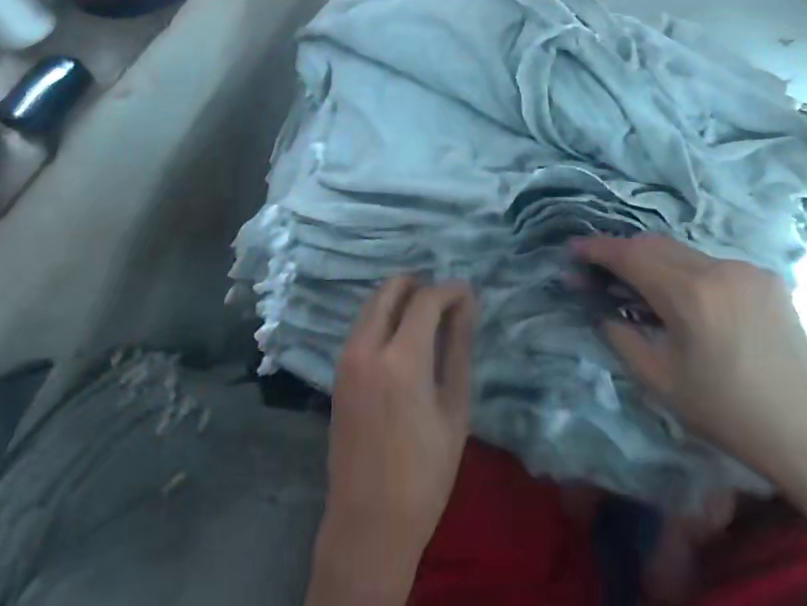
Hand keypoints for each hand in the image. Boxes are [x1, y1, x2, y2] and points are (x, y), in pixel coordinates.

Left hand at [307, 276, 475, 605]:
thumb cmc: (425, 471)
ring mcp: (345, 359)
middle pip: (389, 289)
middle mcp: (366, 348)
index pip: (426, 299)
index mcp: (401, 358)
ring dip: (399, 299)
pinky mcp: (337, 373)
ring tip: (429, 317)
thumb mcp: (454, 408)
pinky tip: (405, 338)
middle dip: (419, 284)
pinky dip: (383, 317)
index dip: (451, 289)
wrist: (369, 521)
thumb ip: (458, 348)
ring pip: (371, 304)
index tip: (469, 293)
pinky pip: (361, 326)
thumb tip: (466, 305)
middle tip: (447, 300)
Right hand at [575, 237, 806, 605]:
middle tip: (598, 270)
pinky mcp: (767, 278)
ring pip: (686, 252)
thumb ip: (622, 335)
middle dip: (624, 253)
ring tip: (639, 286)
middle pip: (657, 245)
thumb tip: (599, 307)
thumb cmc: (727, 413)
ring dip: (656, 262)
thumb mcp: (661, 380)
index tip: (573, 249)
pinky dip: (689, 272)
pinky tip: (685, 299)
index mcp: (692, 295)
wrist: (806, 431)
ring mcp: (748, 269)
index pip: (633, 257)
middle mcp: (721, 269)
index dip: (599, 250)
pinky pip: (714, 264)